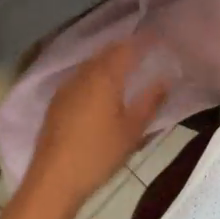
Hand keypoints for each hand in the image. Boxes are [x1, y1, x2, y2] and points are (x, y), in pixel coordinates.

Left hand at [24, 37, 168, 207]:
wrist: (53, 180)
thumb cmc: (98, 154)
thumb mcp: (132, 131)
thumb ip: (150, 102)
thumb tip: (166, 79)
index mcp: (105, 77)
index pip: (127, 48)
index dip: (143, 41)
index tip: (158, 38)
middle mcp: (84, 75)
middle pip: (107, 52)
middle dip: (125, 48)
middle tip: (144, 50)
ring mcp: (66, 87)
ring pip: (91, 64)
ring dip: (108, 60)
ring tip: (125, 67)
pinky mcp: (56, 102)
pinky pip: (80, 77)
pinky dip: (95, 74)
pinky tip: (101, 88)